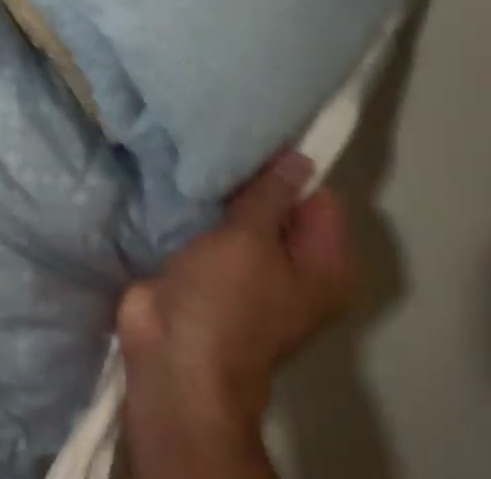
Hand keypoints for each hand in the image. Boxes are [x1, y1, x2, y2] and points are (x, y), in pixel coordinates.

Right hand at [118, 152, 357, 478]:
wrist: (174, 354)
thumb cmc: (226, 300)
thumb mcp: (251, 240)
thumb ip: (271, 195)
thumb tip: (297, 156)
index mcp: (324, 265)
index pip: (319, 199)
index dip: (288, 169)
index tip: (249, 136)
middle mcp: (292, 266)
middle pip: (276, 206)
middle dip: (245, 178)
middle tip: (210, 139)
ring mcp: (244, 270)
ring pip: (234, 217)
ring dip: (212, 194)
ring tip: (184, 154)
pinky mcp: (202, 271)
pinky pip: (201, 231)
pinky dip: (188, 211)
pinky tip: (167, 183)